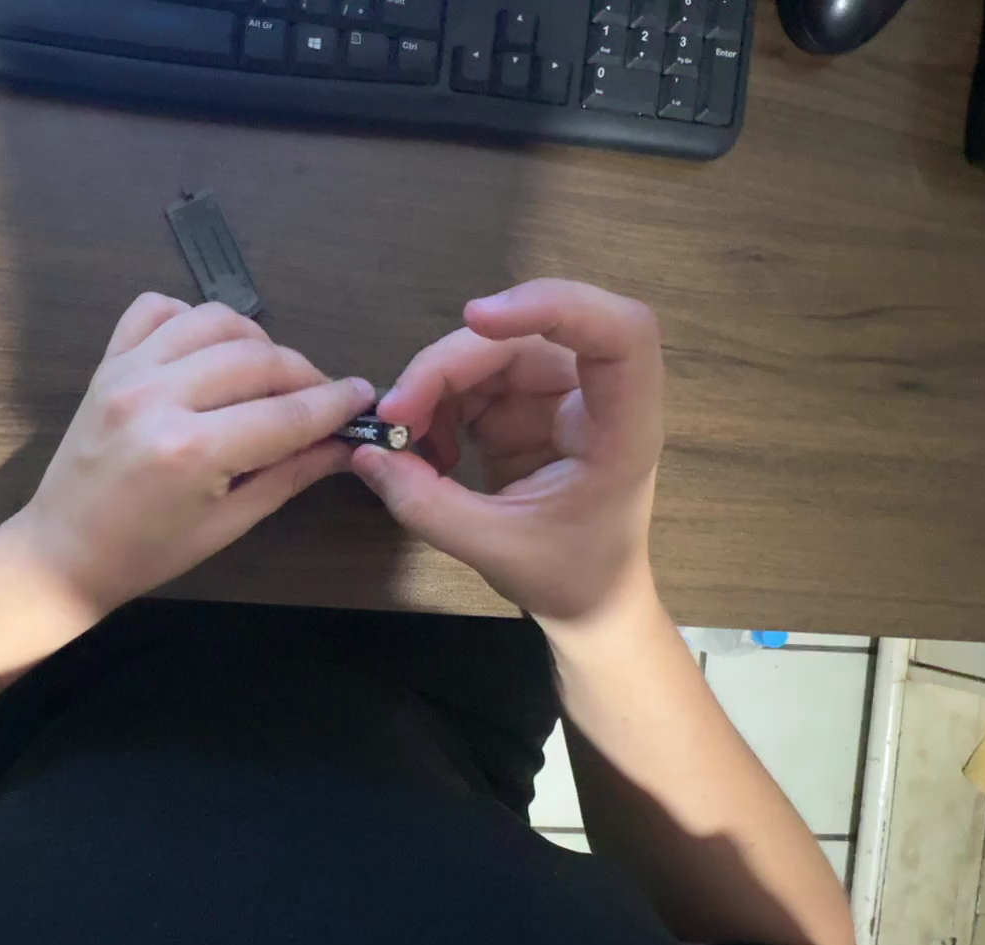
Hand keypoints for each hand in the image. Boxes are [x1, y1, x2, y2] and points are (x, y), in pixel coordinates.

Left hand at [13, 294, 373, 612]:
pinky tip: (208, 352)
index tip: (365, 397)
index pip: (286, 415)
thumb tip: (344, 445)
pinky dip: (193, 318)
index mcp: (191, 451)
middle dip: (305, 375)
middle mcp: (159, 397)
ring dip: (256, 342)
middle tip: (321, 399)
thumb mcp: (228, 524)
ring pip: (215, 320)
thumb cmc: (148, 552)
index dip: (335, 405)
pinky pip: (157, 308)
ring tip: (269, 376)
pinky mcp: (107, 362)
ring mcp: (127, 371)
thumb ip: (289, 475)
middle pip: (258, 361)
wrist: (64, 551)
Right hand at [351, 279, 665, 623]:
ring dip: (433, 386)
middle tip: (393, 415)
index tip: (477, 319)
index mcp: (619, 430)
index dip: (555, 306)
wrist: (587, 599)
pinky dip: (434, 408)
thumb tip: (365, 454)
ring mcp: (553, 399)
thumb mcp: (493, 548)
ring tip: (402, 439)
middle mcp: (591, 398)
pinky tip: (422, 448)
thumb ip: (426, 504)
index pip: (618, 334)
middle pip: (522, 341)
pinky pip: (469, 385)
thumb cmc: (567, 576)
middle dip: (448, 366)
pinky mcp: (521, 410)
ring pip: (487, 355)